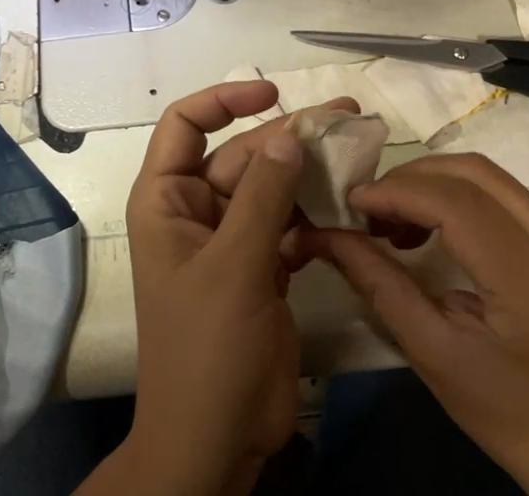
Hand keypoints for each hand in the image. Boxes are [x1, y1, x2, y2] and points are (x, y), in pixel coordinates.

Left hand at [83, 82, 344, 495]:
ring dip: (310, 175)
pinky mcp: (261, 270)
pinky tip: (353, 207)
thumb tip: (287, 132)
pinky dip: (316, 216)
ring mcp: (230, 242)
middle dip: (290, 138)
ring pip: (271, 190)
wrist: (215, 437)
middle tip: (351, 119)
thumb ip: (263, 197)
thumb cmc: (207, 347)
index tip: (274, 91)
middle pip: (242, 156)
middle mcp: (195, 212)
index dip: (224, 99)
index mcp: (165, 200)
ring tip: (362, 155)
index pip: (185, 125)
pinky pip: (289, 226)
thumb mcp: (234, 266)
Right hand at [303, 154, 528, 495]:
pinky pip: (505, 193)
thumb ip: (377, 283)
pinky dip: (455, 194)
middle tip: (368, 210)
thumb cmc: (500, 409)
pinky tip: (430, 225)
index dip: (400, 192)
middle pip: (477, 175)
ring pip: (490, 175)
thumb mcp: (429, 352)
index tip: (352, 202)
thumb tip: (323, 233)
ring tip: (395, 219)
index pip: (462, 208)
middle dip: (410, 179)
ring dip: (431, 182)